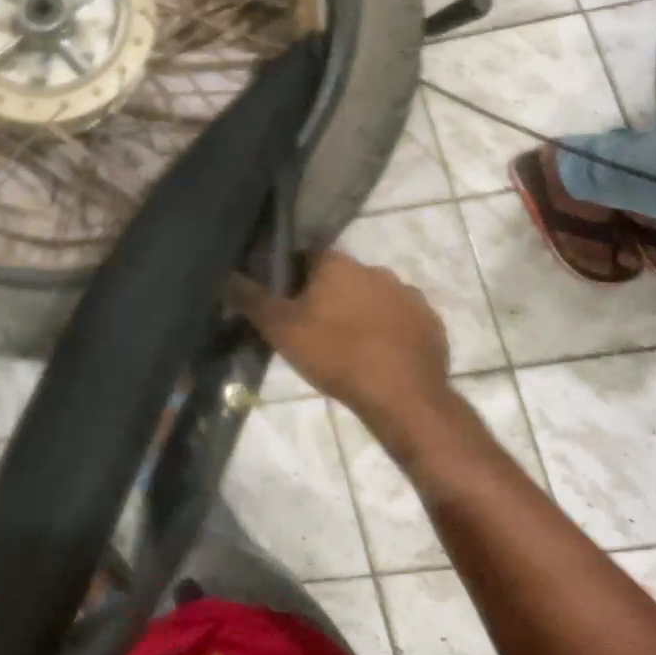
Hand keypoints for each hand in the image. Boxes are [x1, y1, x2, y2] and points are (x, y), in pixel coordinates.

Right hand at [228, 250, 464, 457]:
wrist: (402, 396)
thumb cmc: (334, 354)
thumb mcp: (279, 328)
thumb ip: (249, 298)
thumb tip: (224, 274)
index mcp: (338, 264)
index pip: (305, 258)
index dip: (289, 279)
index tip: (281, 305)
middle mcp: (377, 270)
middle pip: (339, 278)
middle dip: (324, 297)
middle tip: (308, 330)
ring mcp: (410, 297)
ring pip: (371, 299)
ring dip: (357, 314)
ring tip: (342, 347)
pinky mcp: (431, 324)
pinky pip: (399, 321)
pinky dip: (385, 333)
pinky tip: (374, 357)